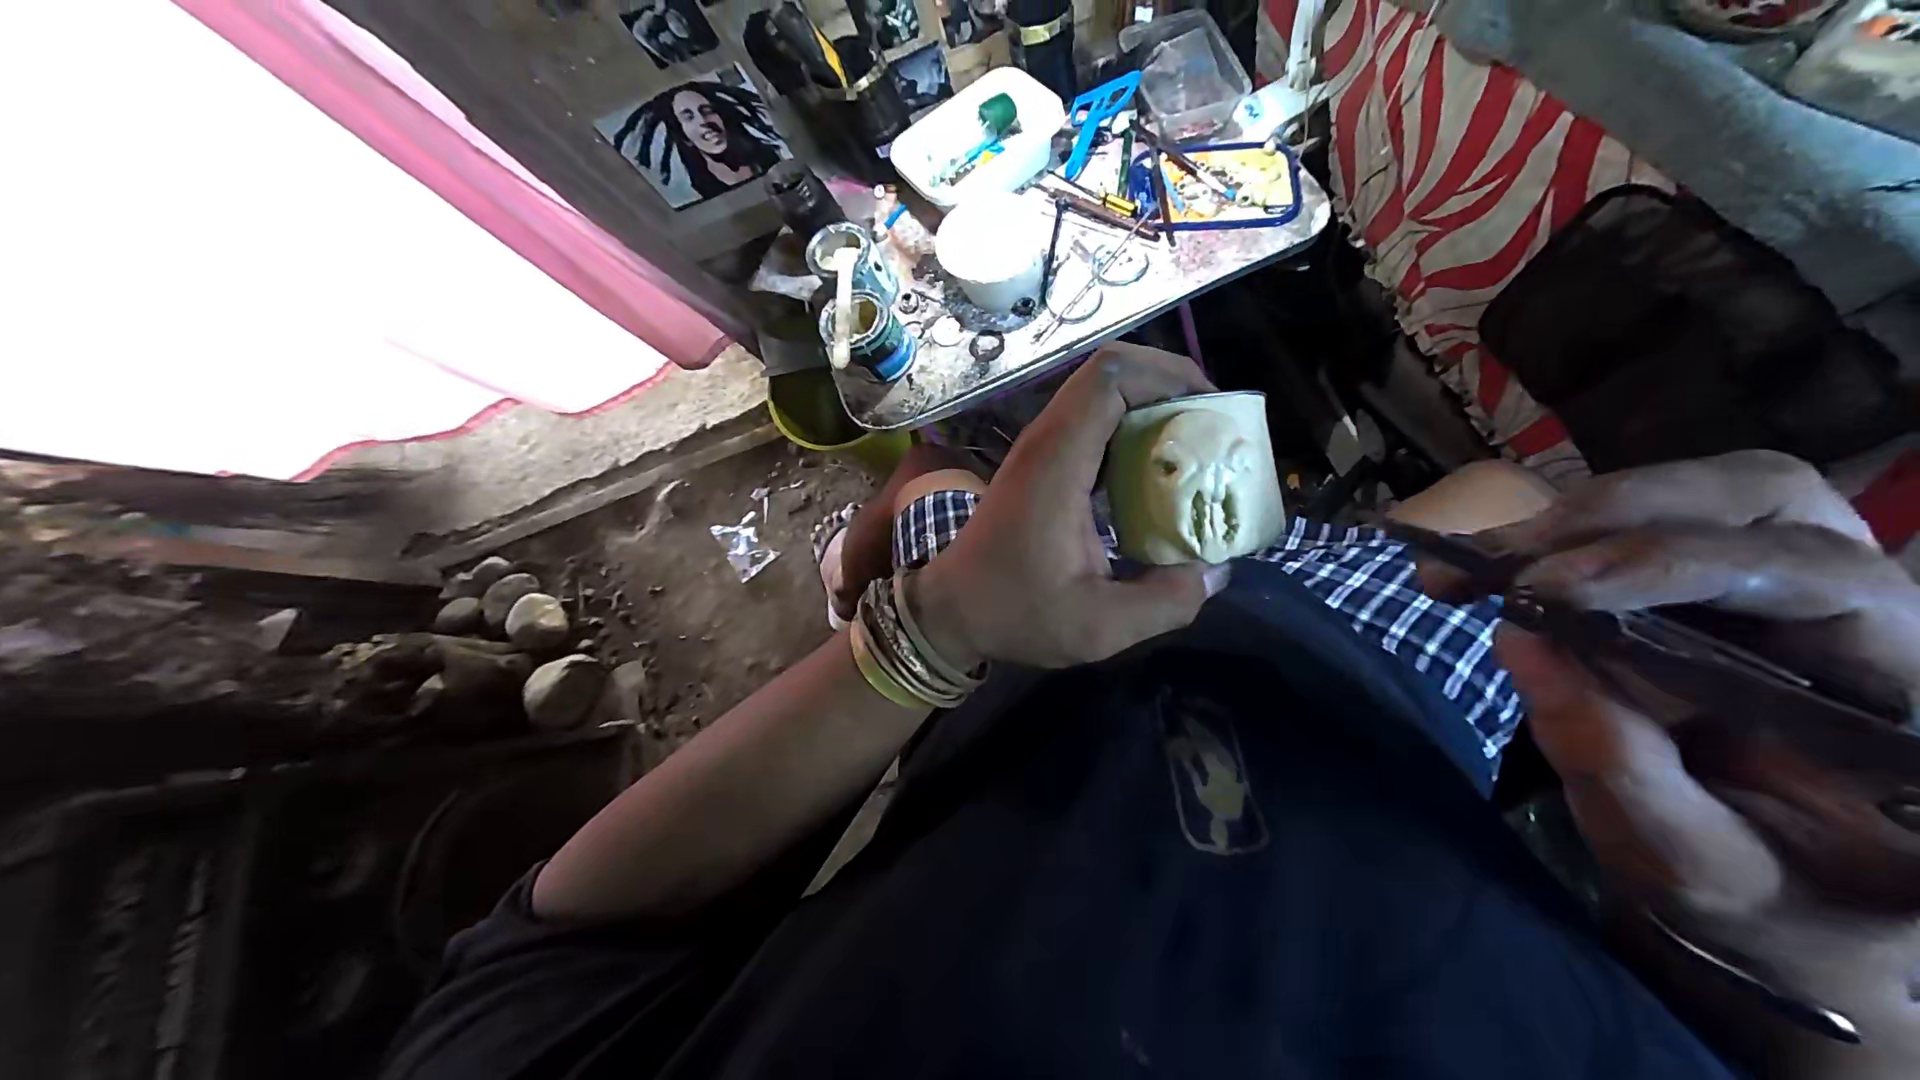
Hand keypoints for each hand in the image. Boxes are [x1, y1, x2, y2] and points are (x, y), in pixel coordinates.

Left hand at [912, 343, 1231, 668]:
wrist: (951, 610)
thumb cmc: (1015, 613)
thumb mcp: (1101, 626)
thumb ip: (1167, 601)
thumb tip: (1215, 571)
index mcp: (1058, 462)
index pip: (1109, 377)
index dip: (1167, 375)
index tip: (1212, 410)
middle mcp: (1046, 441)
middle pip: (1108, 371)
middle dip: (1168, 383)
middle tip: (1212, 423)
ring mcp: (1039, 448)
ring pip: (1099, 393)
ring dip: (1149, 403)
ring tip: (1195, 441)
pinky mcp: (1039, 463)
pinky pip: (1091, 422)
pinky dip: (1129, 428)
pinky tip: (1156, 468)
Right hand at [1461, 451, 1919, 1059]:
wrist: (1780, 893)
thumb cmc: (1767, 901)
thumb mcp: (1692, 866)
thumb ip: (1617, 765)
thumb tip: (1519, 641)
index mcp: (1919, 696)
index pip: (1822, 578)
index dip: (1672, 564)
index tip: (1539, 592)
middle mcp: (1872, 619)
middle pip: (1759, 498)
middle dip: (1610, 517)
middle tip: (1495, 564)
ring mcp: (1785, 593)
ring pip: (1689, 496)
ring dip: (1564, 522)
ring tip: (1465, 566)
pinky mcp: (1706, 589)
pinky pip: (1630, 529)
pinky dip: (1541, 542)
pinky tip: (1476, 570)